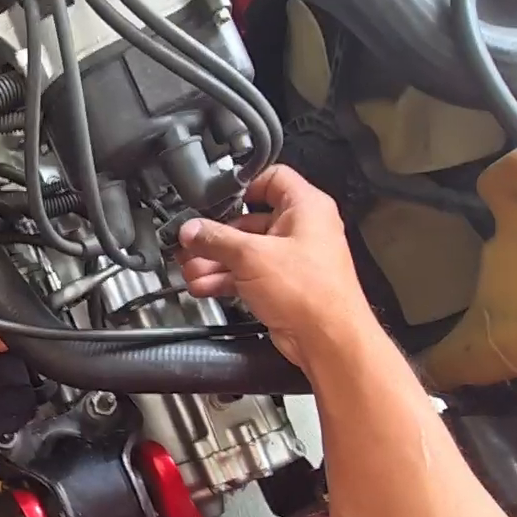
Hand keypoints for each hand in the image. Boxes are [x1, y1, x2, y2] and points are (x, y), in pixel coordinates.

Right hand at [178, 165, 376, 373]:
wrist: (326, 338)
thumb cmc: (311, 293)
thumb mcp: (251, 256)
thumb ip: (216, 239)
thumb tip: (193, 229)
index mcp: (306, 208)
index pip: (272, 178)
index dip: (242, 186)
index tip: (215, 200)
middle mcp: (300, 230)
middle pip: (248, 221)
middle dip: (215, 236)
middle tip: (192, 243)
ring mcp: (289, 259)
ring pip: (243, 252)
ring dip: (214, 261)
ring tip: (191, 268)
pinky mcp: (280, 285)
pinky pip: (245, 275)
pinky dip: (224, 279)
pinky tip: (203, 286)